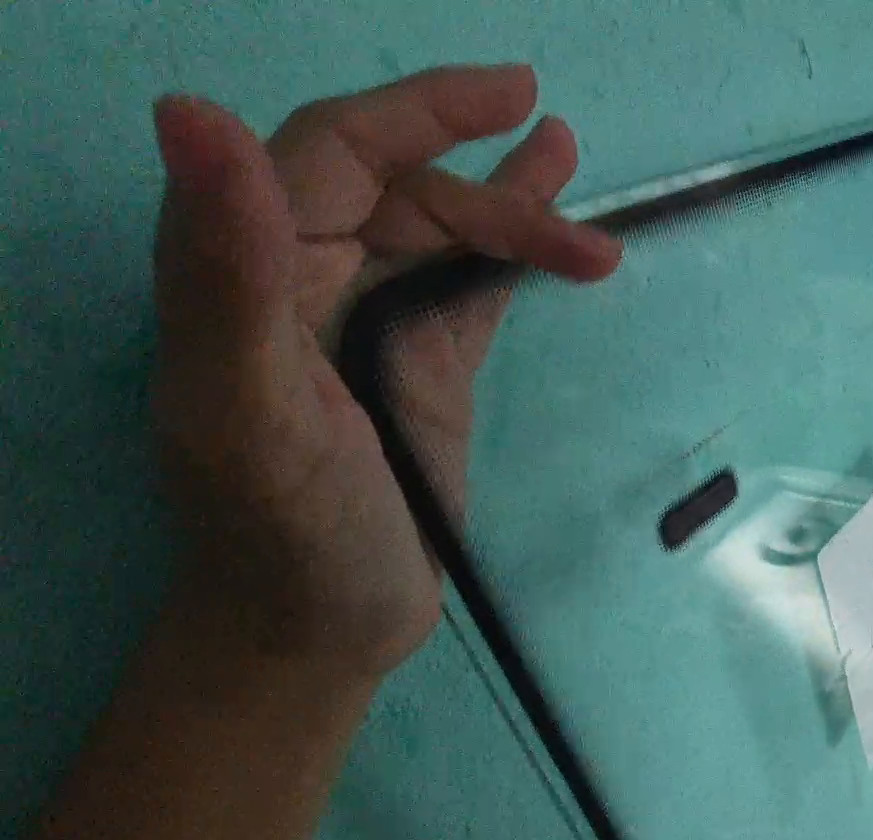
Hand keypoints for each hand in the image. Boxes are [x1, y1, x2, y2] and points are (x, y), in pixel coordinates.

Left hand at [149, 64, 620, 688]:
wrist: (320, 625)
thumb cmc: (286, 538)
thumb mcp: (250, 418)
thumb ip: (223, 275)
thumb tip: (197, 112)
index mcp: (247, 276)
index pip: (332, 154)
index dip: (422, 112)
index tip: (516, 95)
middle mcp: (303, 279)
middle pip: (406, 195)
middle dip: (499, 201)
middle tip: (589, 243)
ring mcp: (369, 320)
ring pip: (443, 233)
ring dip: (516, 213)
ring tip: (583, 192)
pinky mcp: (422, 361)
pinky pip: (468, 284)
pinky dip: (513, 254)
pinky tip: (560, 241)